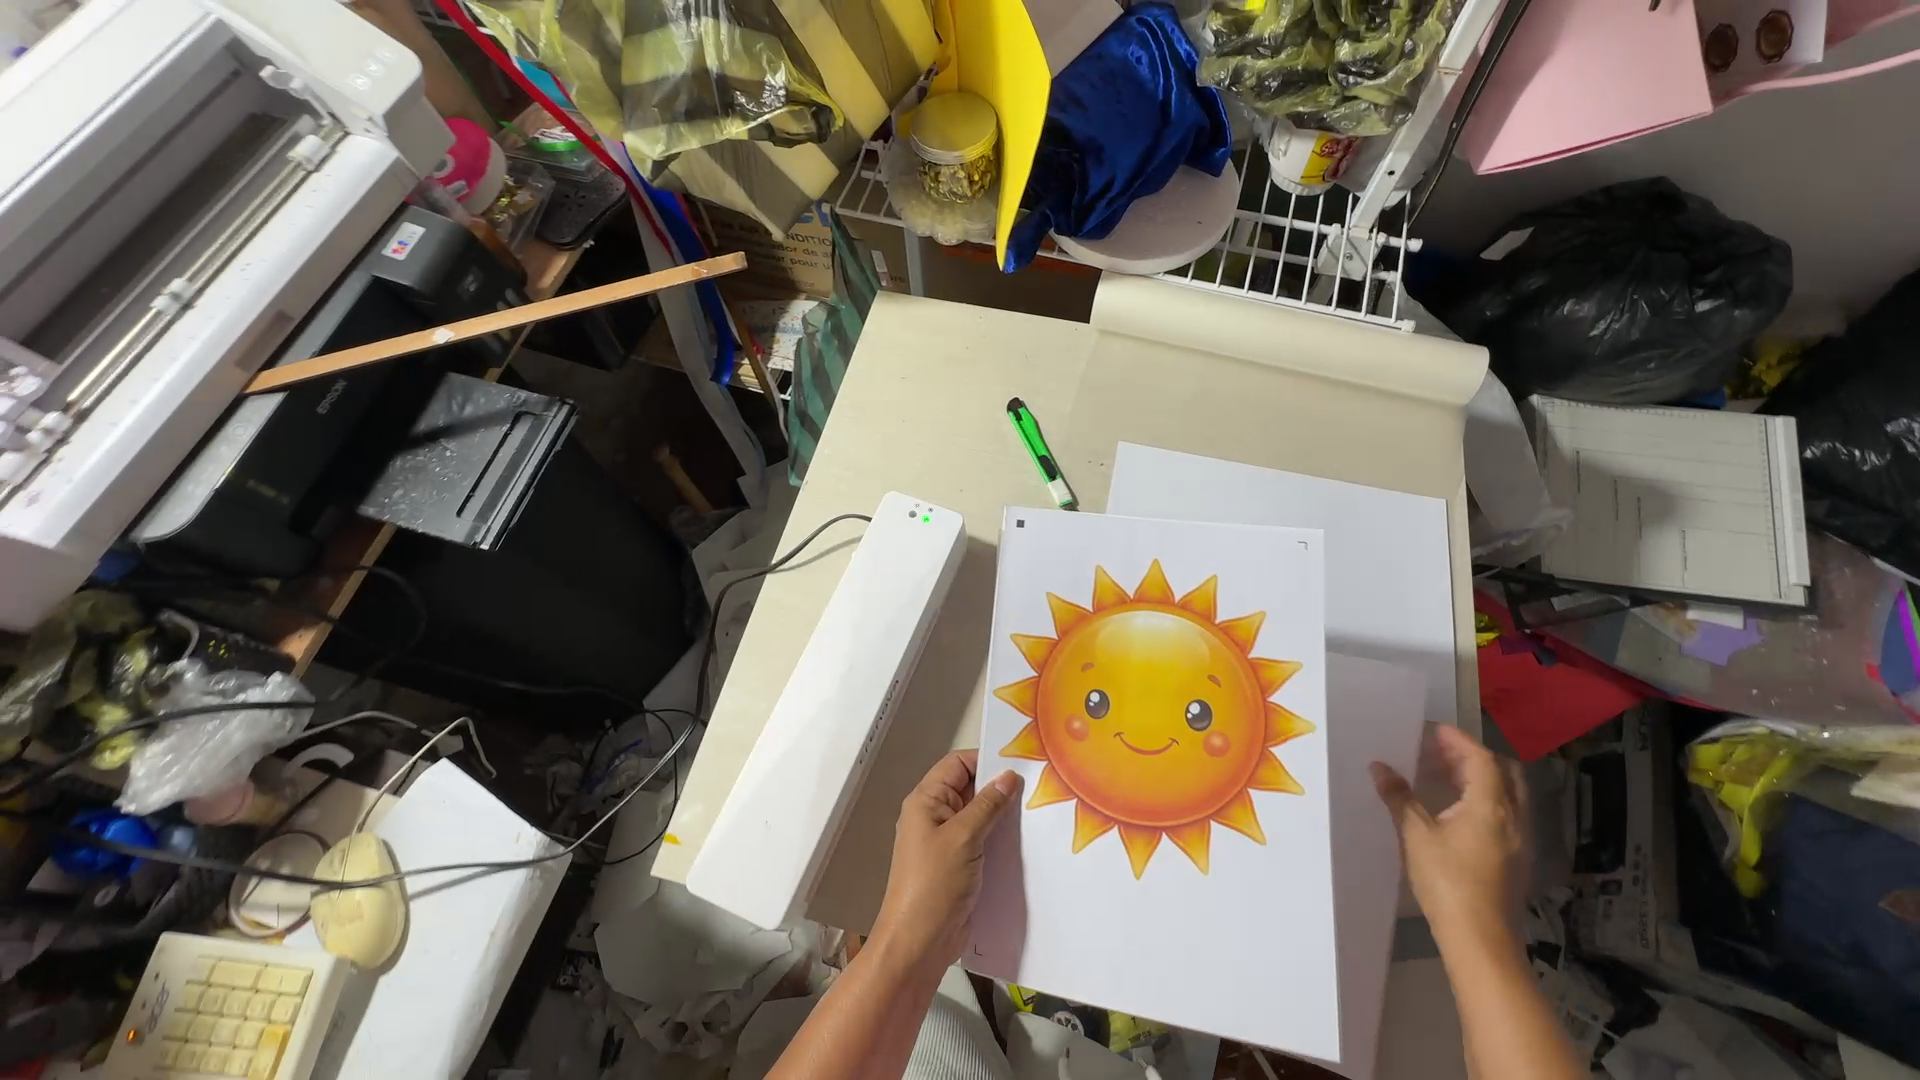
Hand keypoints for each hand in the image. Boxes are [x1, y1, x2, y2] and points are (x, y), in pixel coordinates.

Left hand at [871, 750, 1021, 970]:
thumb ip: (988, 805)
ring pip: (979, 816)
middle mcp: (934, 816)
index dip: (985, 760)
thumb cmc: (934, 884)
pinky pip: (983, 841)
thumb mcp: (963, 838)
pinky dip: (1001, 838)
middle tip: (1037, 786)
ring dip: (1003, 815)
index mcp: (926, 801)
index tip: (1020, 764)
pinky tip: (1027, 841)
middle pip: (970, 788)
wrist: (918, 943)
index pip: (957, 764)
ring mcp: (947, 842)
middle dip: (999, 787)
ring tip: (1037, 811)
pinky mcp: (959, 865)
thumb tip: (1009, 777)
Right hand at [1371, 726, 1526, 946]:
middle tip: (1437, 751)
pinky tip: (1456, 810)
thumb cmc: (1446, 881)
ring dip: (1479, 777)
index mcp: (1491, 806)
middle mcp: (1514, 817)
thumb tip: (1379, 767)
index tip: (1430, 729)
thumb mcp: (1415, 835)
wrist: (1479, 938)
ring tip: (1443, 775)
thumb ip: (1399, 797)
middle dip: (1471, 756)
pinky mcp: (1516, 857)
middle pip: (1503, 771)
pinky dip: (1484, 799)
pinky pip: (1505, 812)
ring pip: (1507, 793)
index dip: (1456, 740)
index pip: (1480, 758)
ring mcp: (1520, 839)